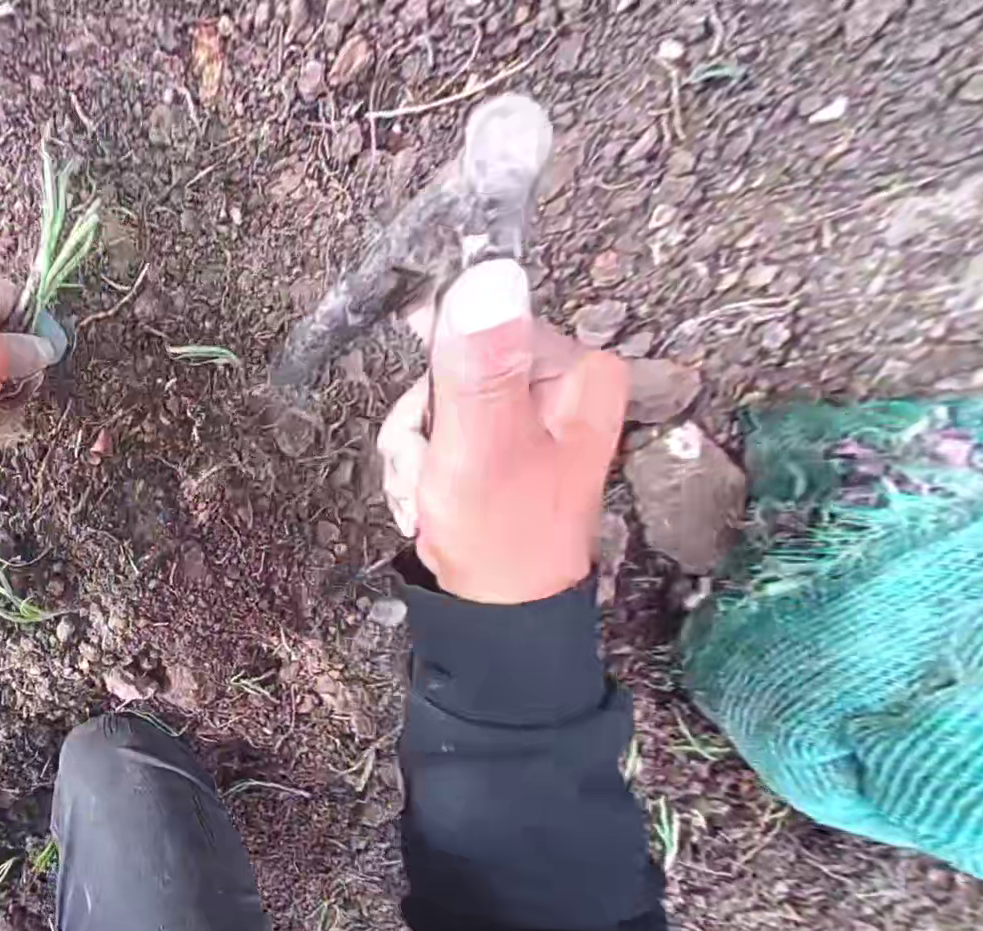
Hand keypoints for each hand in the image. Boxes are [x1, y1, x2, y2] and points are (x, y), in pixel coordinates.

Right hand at [378, 259, 627, 604]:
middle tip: (430, 473)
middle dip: (419, 430)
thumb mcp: (483, 447)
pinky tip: (428, 500)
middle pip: (444, 371)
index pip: (476, 328)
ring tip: (428, 496)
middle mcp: (549, 386)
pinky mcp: (490, 441)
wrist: (496, 605)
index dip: (437, 378)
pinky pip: (429, 433)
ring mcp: (517, 415)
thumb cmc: (499, 532)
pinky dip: (416, 469)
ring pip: (427, 405)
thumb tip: (487, 274)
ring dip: (412, 455)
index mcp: (570, 372)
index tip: (431, 425)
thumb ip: (479, 368)